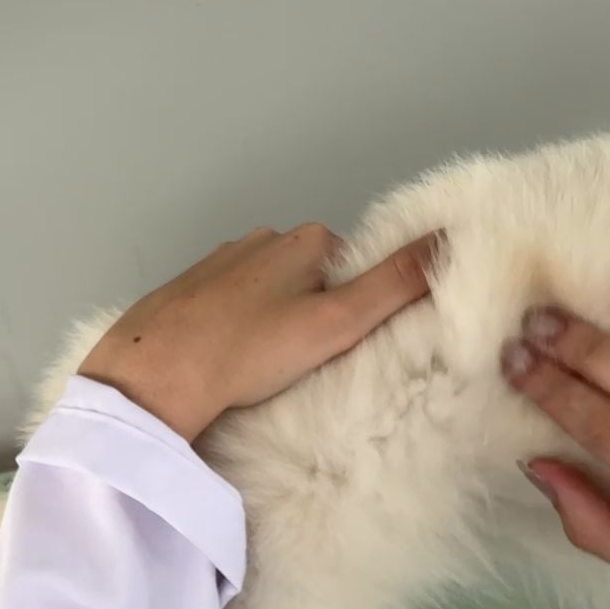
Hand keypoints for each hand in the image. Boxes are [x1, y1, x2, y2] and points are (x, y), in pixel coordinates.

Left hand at [80, 224, 441, 441]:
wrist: (156, 373)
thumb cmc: (251, 351)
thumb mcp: (336, 323)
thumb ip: (394, 284)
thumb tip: (453, 235)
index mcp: (305, 240)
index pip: (352, 268)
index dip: (350, 309)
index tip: (334, 347)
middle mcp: (261, 238)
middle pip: (309, 276)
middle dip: (310, 312)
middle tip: (298, 361)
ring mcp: (218, 260)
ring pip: (266, 289)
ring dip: (271, 319)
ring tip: (260, 363)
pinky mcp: (186, 287)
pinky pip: (228, 302)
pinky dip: (234, 323)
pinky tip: (226, 354)